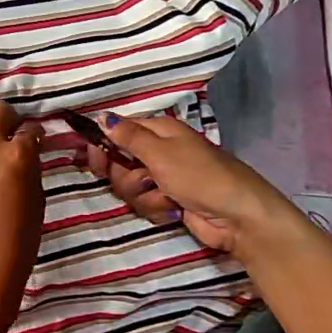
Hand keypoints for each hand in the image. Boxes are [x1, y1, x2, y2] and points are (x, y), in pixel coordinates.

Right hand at [85, 114, 291, 253]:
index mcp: (159, 132)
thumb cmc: (200, 176)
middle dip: (127, 177)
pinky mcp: (167, 202)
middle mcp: (158, 153)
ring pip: (130, 187)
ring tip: (167, 198)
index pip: (118, 132)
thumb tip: (102, 117)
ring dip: (144, 196)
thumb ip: (128, 137)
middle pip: (119, 163)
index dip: (103, 145)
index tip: (95, 158)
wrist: (237, 216)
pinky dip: (156, 208)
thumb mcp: (161, 153)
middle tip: (145, 179)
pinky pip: (144, 204)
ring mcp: (162, 179)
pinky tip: (174, 210)